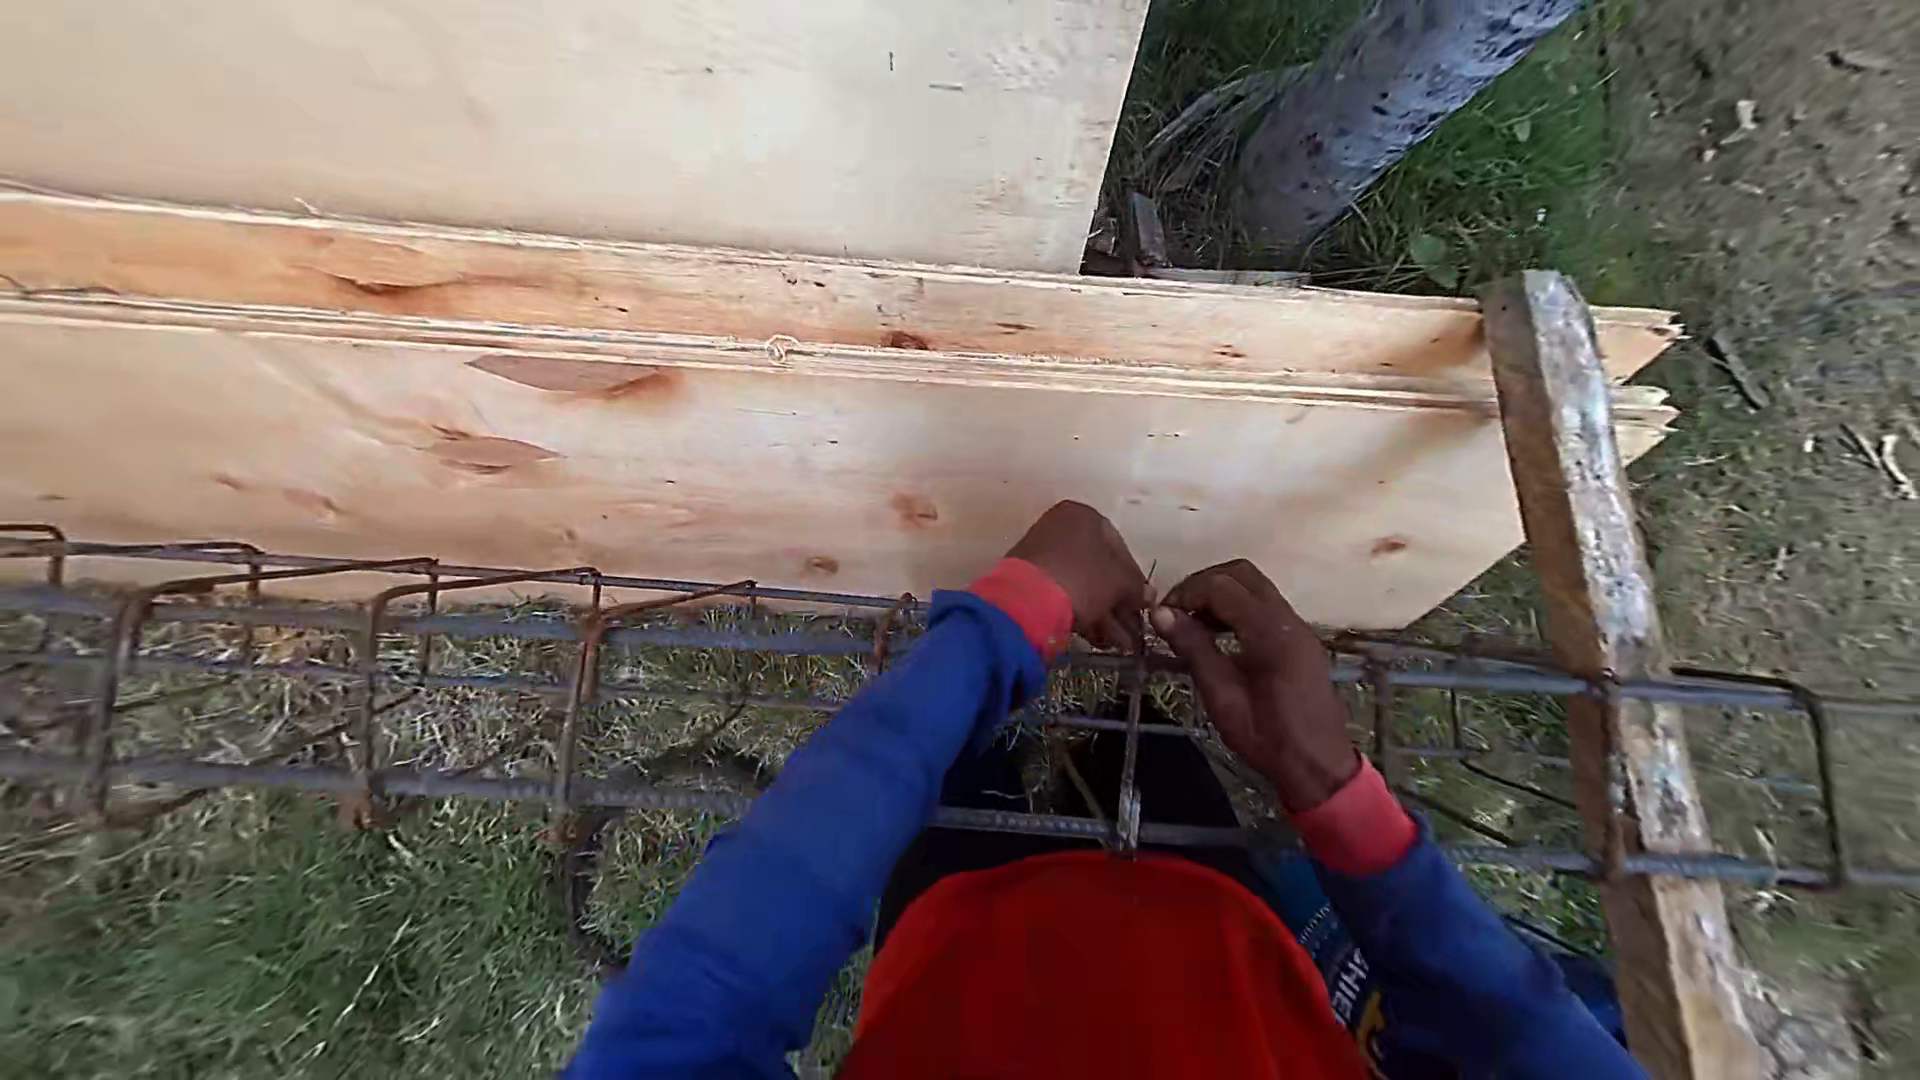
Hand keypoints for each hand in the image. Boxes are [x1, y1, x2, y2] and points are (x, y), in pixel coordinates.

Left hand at [1005, 501, 1149, 649]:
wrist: (1026, 600)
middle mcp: (1059, 527)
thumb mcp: (1119, 582)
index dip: (1135, 579)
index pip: (1119, 547)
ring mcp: (1040, 552)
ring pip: (1081, 583)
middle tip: (1131, 628)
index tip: (1142, 604)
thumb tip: (1148, 596)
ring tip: (1118, 643)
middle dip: (1117, 602)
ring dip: (1102, 613)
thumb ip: (1136, 587)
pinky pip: (1061, 592)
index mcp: (1082, 516)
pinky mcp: (1026, 578)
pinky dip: (1080, 612)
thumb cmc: (1082, 578)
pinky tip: (1095, 639)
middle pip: (1098, 568)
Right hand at [1150, 560, 1356, 812]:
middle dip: (1202, 584)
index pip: (1221, 587)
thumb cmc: (1266, 737)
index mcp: (1272, 633)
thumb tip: (1160, 613)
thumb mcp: (1221, 695)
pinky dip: (1234, 606)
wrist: (1318, 769)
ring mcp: (1297, 627)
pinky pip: (1261, 604)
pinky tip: (1215, 633)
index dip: (1186, 594)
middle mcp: (1288, 620)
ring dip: (1218, 593)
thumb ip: (1193, 648)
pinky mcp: (1297, 638)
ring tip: (1191, 622)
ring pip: (1252, 585)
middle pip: (1240, 573)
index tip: (1162, 617)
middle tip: (1177, 612)